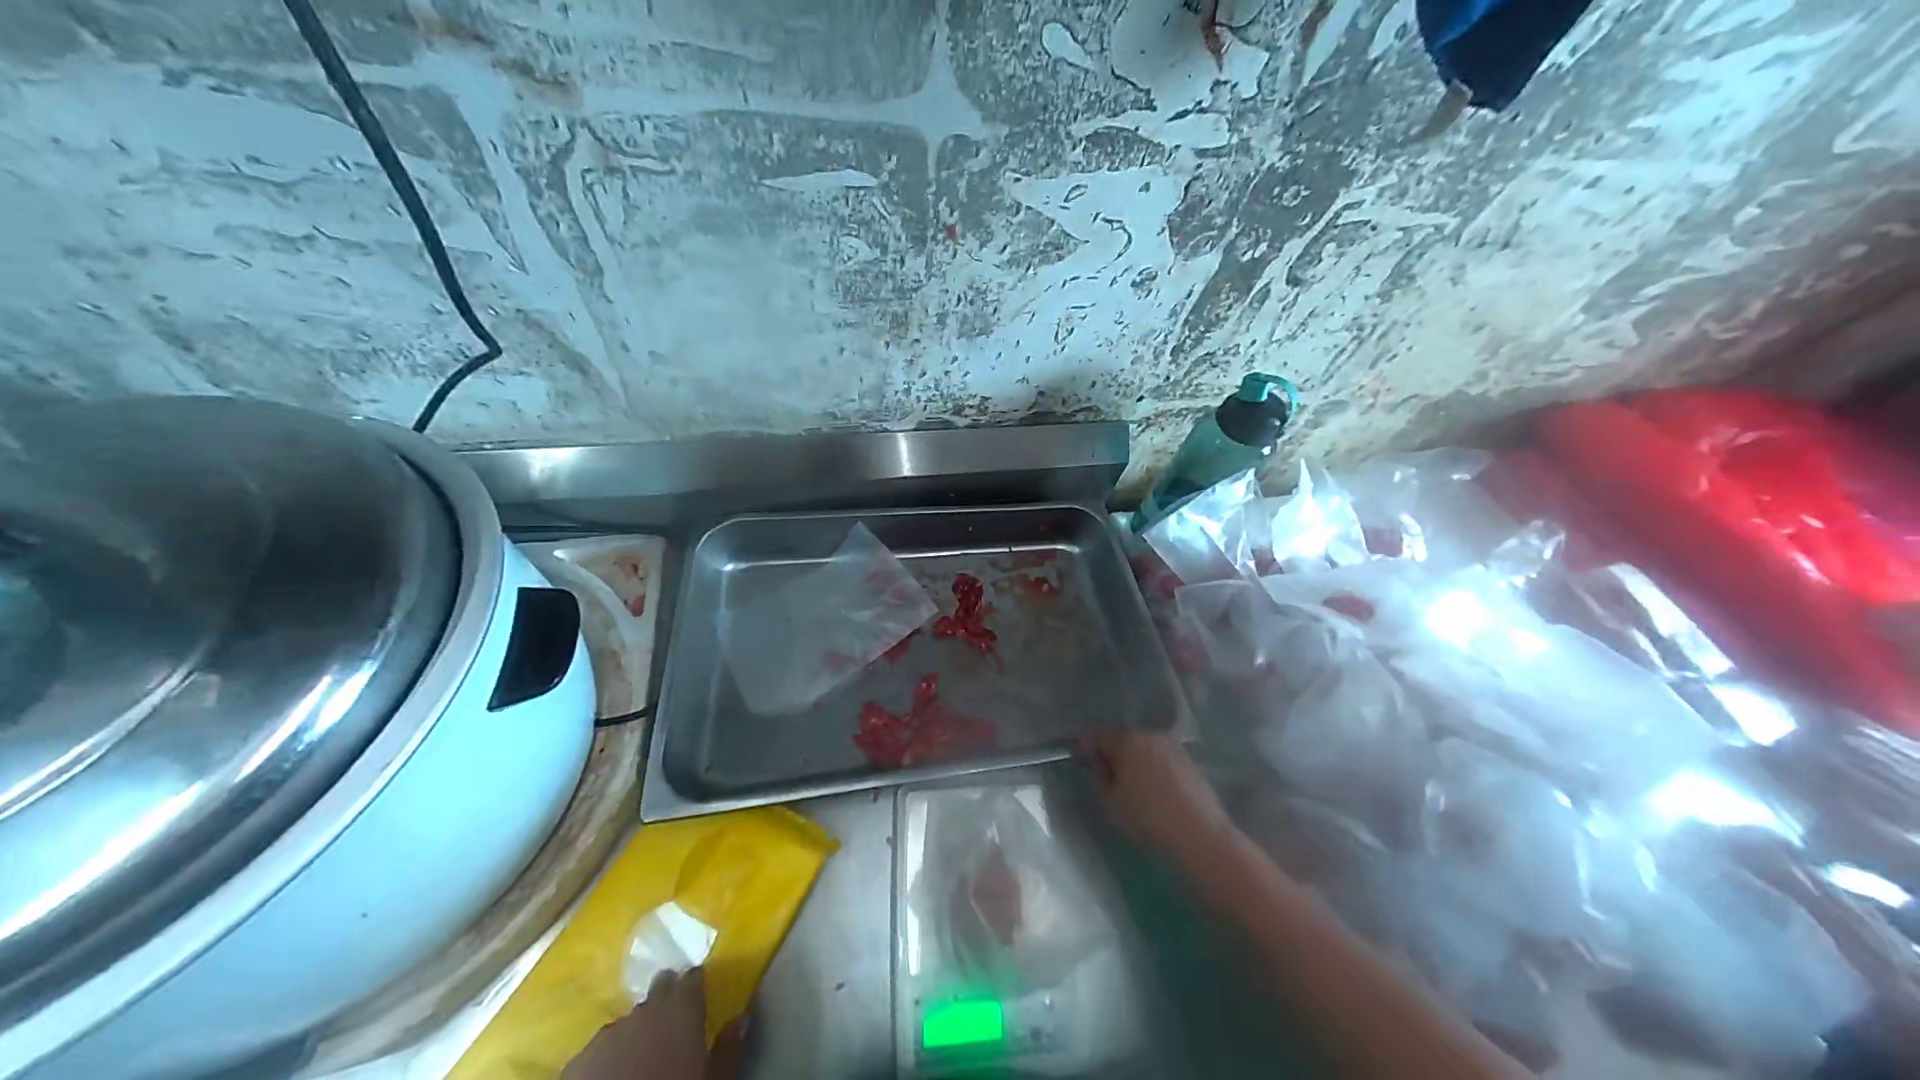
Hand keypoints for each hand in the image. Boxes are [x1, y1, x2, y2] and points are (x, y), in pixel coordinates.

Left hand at [561, 969, 732, 1079]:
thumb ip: (728, 1049)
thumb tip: (740, 1018)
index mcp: (680, 1012)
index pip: (692, 979)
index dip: (696, 982)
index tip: (700, 988)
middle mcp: (644, 1012)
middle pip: (659, 990)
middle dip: (667, 997)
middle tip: (673, 1018)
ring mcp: (606, 1035)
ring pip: (629, 1021)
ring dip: (637, 1030)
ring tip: (642, 1054)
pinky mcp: (577, 1061)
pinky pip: (600, 1049)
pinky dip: (609, 1056)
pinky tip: (612, 1074)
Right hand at [1082, 733, 1234, 864]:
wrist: (1200, 836)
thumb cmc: (1147, 819)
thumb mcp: (1110, 802)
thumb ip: (1098, 775)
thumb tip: (1094, 758)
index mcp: (1127, 741)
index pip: (1099, 738)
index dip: (1090, 751)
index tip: (1087, 766)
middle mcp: (1151, 736)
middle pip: (1125, 741)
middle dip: (1116, 756)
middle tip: (1113, 783)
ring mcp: (1174, 747)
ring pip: (1147, 750)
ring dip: (1138, 763)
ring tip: (1138, 791)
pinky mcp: (1191, 762)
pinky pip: (1164, 761)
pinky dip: (1158, 771)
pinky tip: (1160, 795)